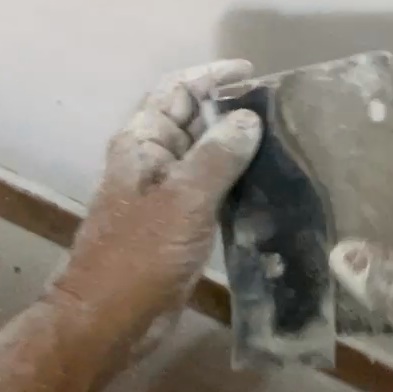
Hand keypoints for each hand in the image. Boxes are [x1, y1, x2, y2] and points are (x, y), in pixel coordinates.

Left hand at [53, 61, 263, 328]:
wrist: (109, 319)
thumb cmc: (141, 253)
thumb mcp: (184, 199)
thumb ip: (217, 155)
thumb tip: (248, 119)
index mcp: (142, 141)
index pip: (175, 89)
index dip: (210, 76)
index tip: (250, 72)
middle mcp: (152, 158)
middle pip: (192, 118)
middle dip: (229, 108)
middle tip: (279, 107)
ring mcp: (166, 191)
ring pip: (205, 154)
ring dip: (236, 144)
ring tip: (282, 138)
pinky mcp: (180, 221)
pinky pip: (211, 187)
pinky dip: (236, 179)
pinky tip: (269, 181)